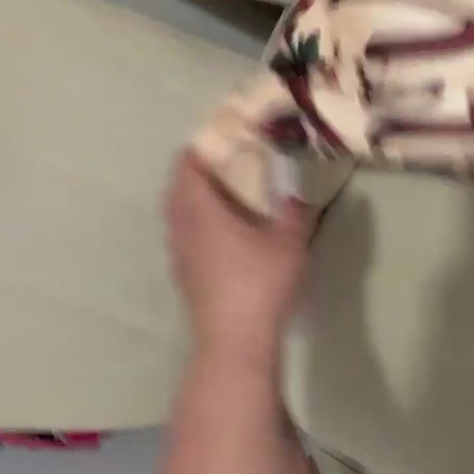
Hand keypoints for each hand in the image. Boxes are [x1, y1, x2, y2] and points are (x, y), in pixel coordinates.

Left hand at [165, 153, 313, 358]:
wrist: (235, 335)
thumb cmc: (260, 281)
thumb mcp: (290, 241)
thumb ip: (293, 212)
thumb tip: (294, 193)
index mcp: (201, 209)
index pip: (188, 165)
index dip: (204, 147)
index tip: (226, 137)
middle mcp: (181, 225)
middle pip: (179, 187)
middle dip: (200, 171)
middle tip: (230, 162)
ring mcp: (179, 251)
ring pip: (180, 212)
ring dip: (199, 197)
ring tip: (230, 194)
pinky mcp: (185, 272)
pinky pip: (187, 233)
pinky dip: (202, 220)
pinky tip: (227, 232)